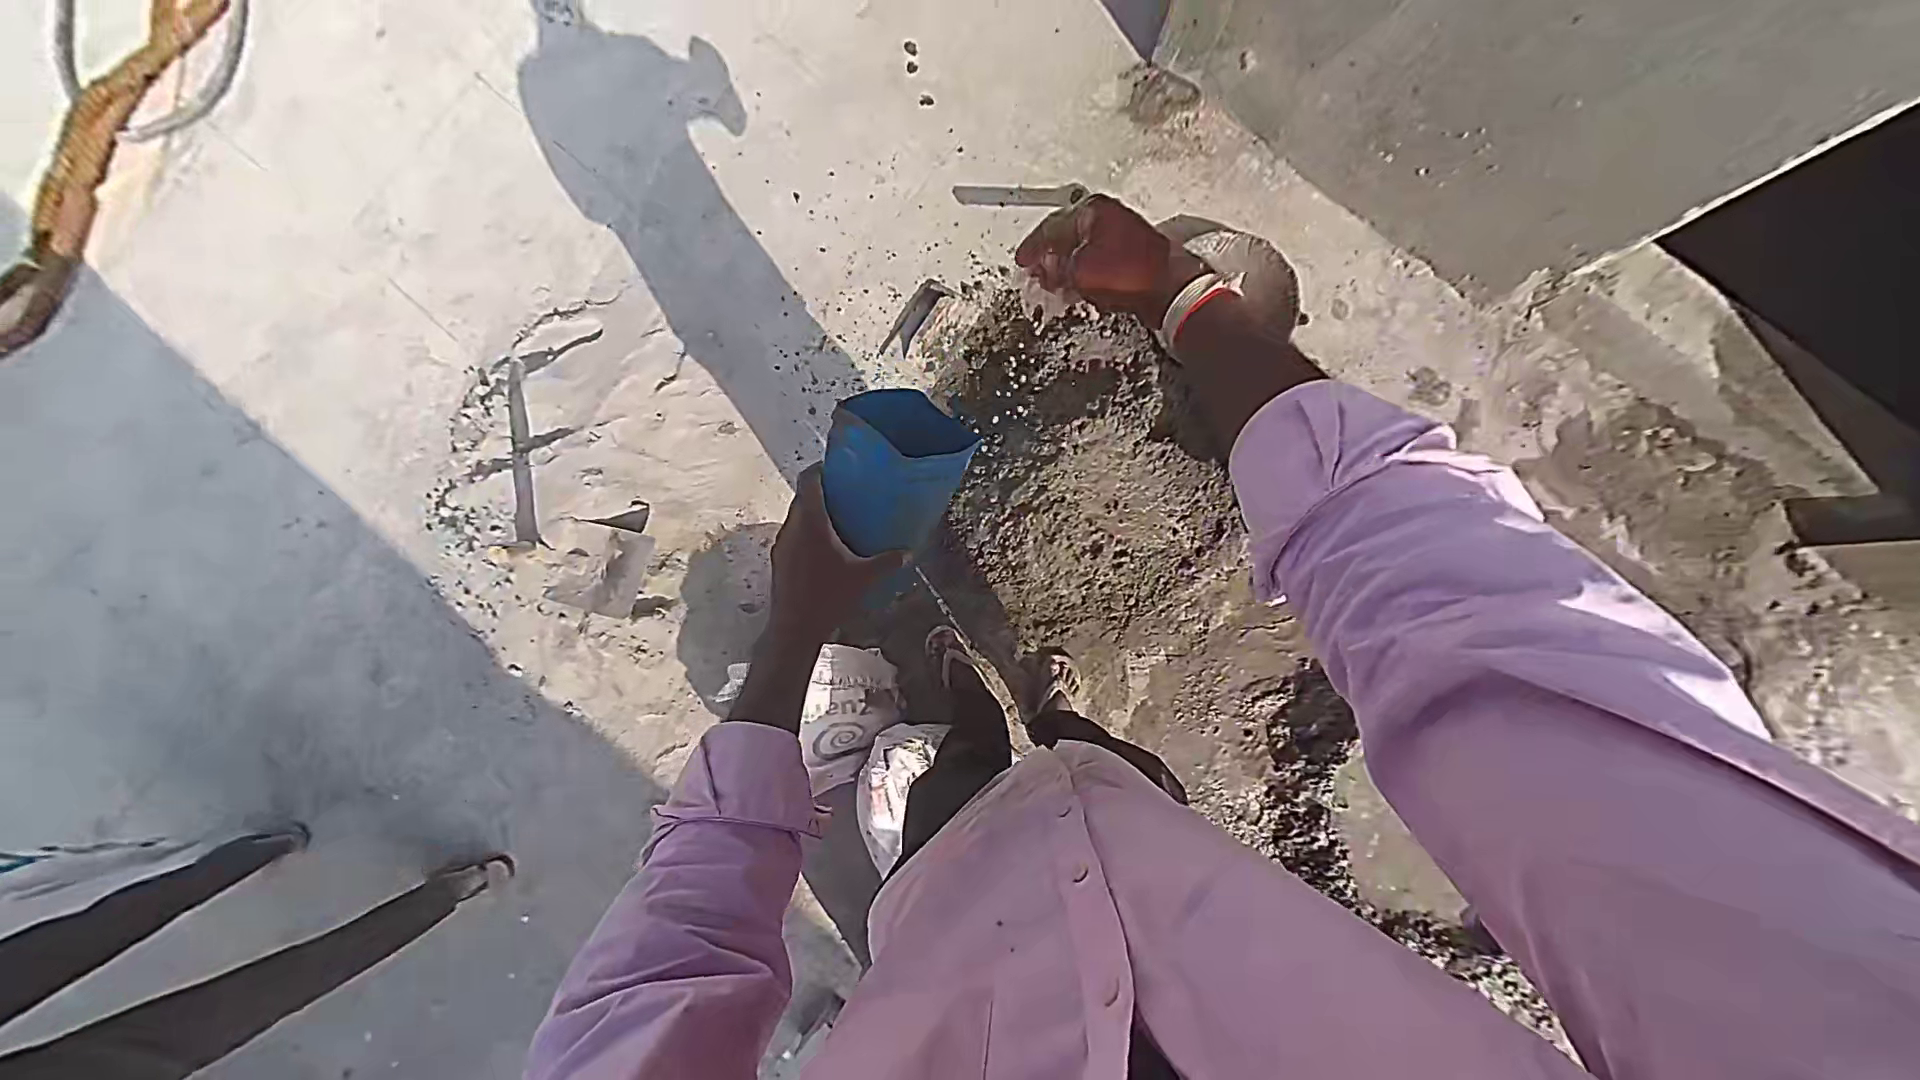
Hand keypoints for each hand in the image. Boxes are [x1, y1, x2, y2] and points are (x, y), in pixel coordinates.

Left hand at [766, 465, 907, 643]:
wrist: (795, 627)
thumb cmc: (829, 596)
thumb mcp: (864, 578)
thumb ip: (887, 561)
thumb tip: (909, 552)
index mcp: (812, 522)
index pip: (808, 481)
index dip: (819, 469)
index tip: (835, 468)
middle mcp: (792, 527)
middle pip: (802, 497)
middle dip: (820, 491)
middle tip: (843, 494)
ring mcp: (782, 543)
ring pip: (796, 516)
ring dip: (812, 513)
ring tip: (836, 519)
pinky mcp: (779, 559)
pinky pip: (793, 534)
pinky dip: (806, 532)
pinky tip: (823, 547)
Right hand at [1014, 194, 1206, 322]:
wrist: (1167, 290)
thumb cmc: (1129, 275)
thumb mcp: (1078, 272)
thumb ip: (1056, 268)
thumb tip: (1048, 269)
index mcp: (1091, 211)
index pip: (1050, 227)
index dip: (1032, 248)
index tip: (1022, 260)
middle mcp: (1107, 216)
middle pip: (1066, 235)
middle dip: (1048, 257)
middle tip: (1035, 274)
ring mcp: (1120, 233)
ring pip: (1080, 248)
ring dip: (1064, 267)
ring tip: (1053, 285)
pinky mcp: (1130, 253)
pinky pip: (1095, 258)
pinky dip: (1081, 272)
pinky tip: (1076, 286)